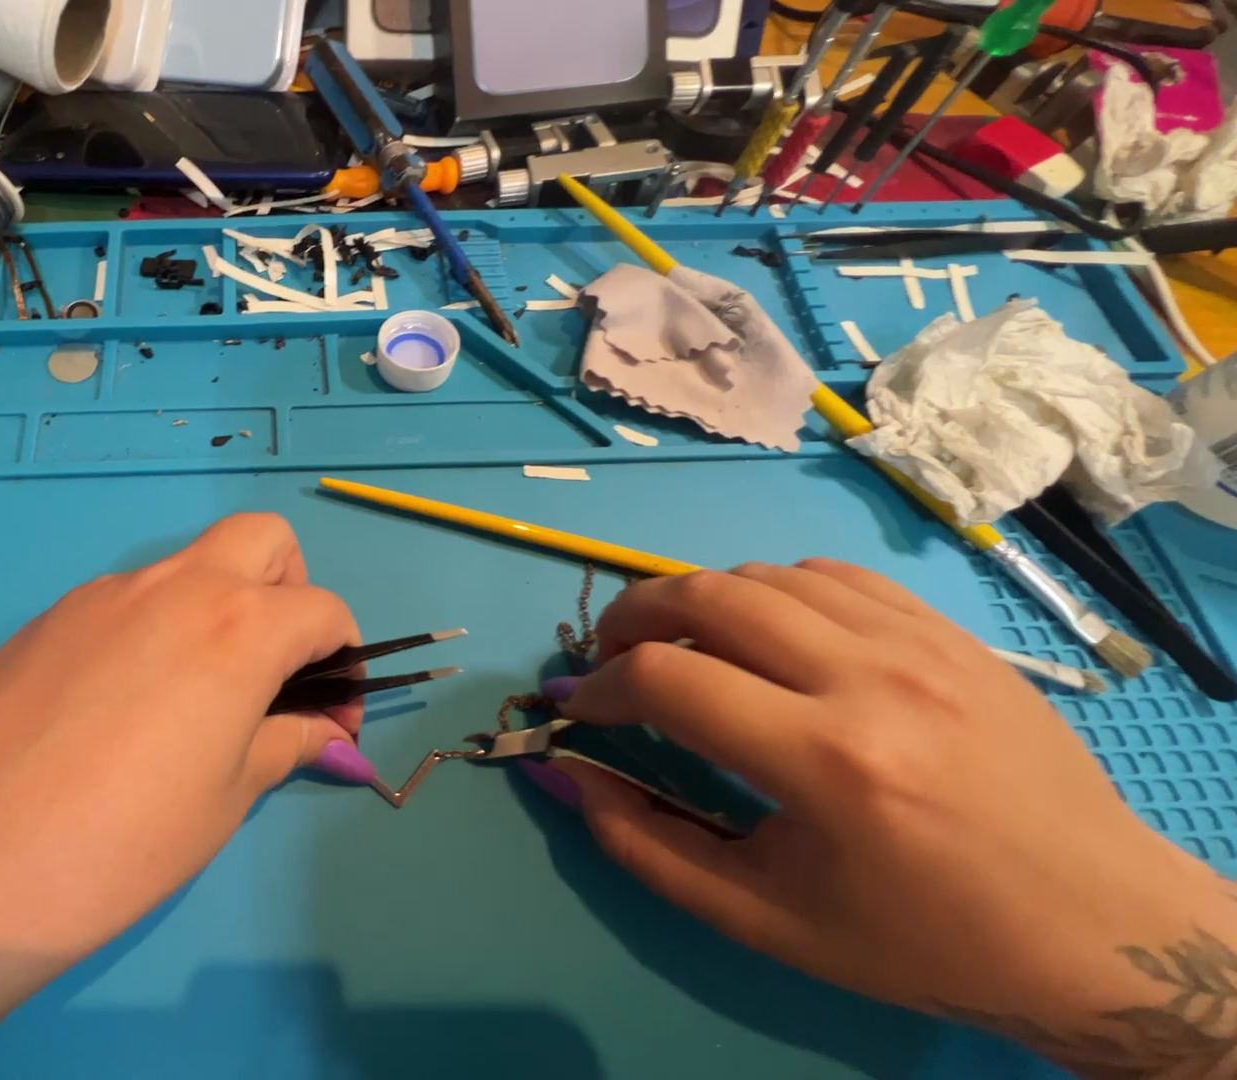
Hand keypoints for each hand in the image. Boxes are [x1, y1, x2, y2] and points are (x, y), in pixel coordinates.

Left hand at [0, 515, 366, 1079]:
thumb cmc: (125, 838)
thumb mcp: (228, 796)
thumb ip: (287, 742)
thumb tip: (327, 732)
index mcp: (239, 626)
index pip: (324, 611)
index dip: (346, 662)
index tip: (334, 720)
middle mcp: (178, 586)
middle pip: (263, 541)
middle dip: (291, 591)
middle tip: (274, 668)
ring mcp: (107, 592)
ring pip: (191, 567)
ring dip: (219, 609)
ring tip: (191, 698)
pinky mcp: (54, 614)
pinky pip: (128, 600)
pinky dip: (156, 628)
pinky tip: (120, 704)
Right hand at [540, 560, 1236, 1073]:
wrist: (1107, 935)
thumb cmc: (917, 939)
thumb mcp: (759, 917)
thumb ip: (640, 841)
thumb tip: (557, 772)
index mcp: (827, 763)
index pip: (666, 680)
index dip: (599, 688)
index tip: (580, 709)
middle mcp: (871, 681)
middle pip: (703, 596)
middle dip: (629, 618)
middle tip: (609, 658)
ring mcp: (919, 644)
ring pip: (758, 575)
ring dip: (691, 602)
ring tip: (678, 646)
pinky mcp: (947, 632)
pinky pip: (824, 576)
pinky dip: (765, 593)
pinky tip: (762, 637)